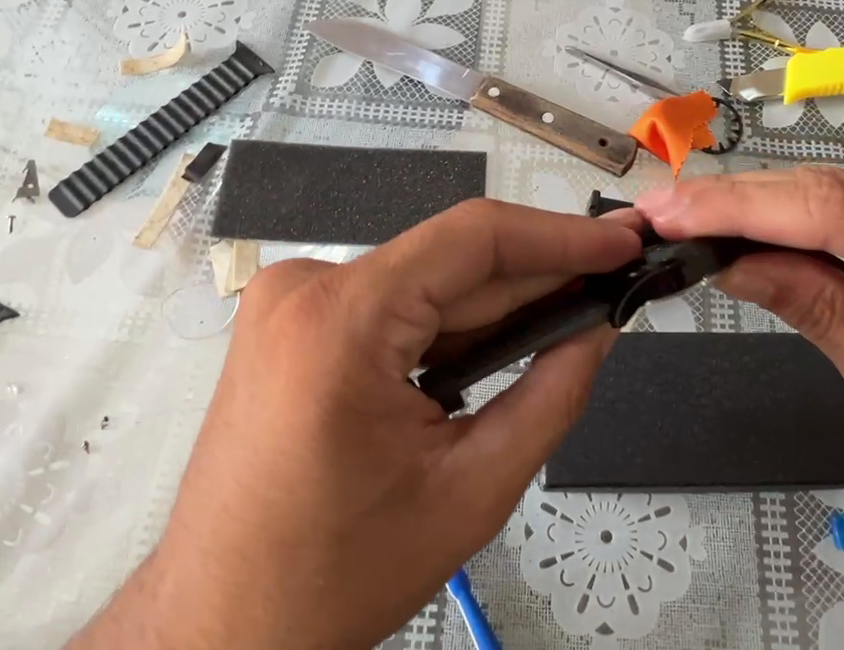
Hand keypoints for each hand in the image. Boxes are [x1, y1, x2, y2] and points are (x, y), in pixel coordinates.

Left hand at [71, 200, 643, 649]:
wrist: (221, 622)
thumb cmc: (335, 573)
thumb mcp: (471, 489)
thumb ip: (551, 394)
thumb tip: (598, 327)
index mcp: (340, 320)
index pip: (473, 239)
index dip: (561, 234)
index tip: (622, 242)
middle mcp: (304, 287)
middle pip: (450, 261)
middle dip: (537, 276)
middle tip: (613, 284)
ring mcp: (288, 302)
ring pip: (423, 281)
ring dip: (496, 304)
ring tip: (569, 319)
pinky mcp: (289, 323)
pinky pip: (390, 303)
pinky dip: (448, 323)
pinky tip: (499, 346)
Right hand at [635, 166, 843, 534]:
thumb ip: (824, 314)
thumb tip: (736, 262)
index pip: (837, 209)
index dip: (743, 204)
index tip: (670, 209)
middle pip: (835, 187)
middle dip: (740, 198)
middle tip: (662, 212)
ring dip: (765, 202)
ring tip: (692, 217)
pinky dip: (804, 212)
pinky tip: (756, 221)